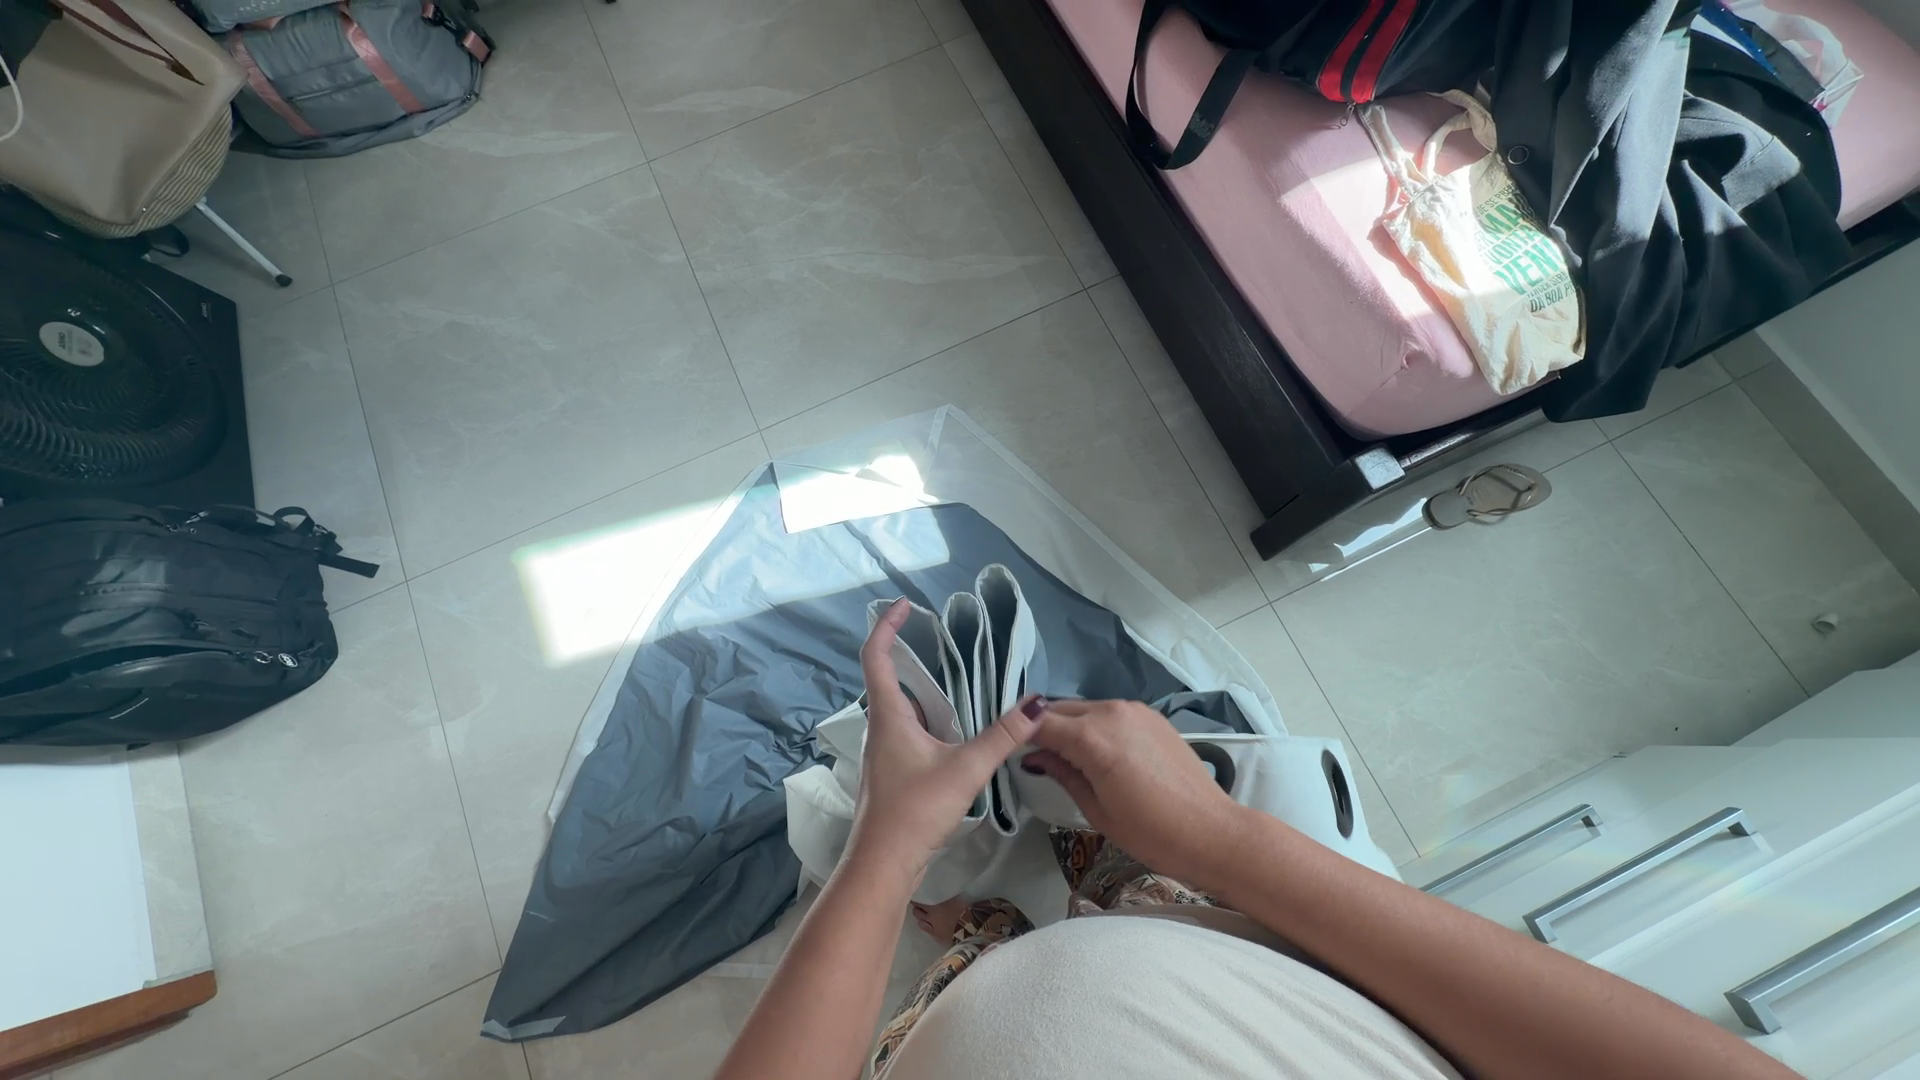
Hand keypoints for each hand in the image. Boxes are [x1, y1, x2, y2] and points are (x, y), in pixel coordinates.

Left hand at [846, 598, 1041, 886]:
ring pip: (897, 706)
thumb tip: (1037, 703)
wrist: (882, 865)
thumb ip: (1002, 736)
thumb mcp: (965, 770)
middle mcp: (880, 726)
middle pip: (886, 677)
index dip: (886, 625)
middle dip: (908, 653)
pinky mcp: (890, 771)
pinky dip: (924, 715)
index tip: (904, 605)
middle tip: (939, 639)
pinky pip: (905, 728)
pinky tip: (951, 729)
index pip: (876, 655)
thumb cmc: (914, 811)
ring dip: (919, 687)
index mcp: (889, 715)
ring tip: (954, 680)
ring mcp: (883, 750)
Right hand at [1022, 699, 1250, 890]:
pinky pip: (1108, 712)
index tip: (1004, 747)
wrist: (1213, 832)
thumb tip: (1035, 756)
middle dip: (1040, 727)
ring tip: (1062, 754)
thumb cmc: (1151, 833)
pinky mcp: (1150, 715)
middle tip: (1029, 753)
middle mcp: (1110, 712)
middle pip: (1059, 709)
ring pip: (1083, 708)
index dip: (1017, 734)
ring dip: (1067, 724)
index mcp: (1092, 738)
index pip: (1038, 724)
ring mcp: (1133, 710)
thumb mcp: (1096, 810)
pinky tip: (1095, 750)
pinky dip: (1093, 724)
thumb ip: (1062, 773)